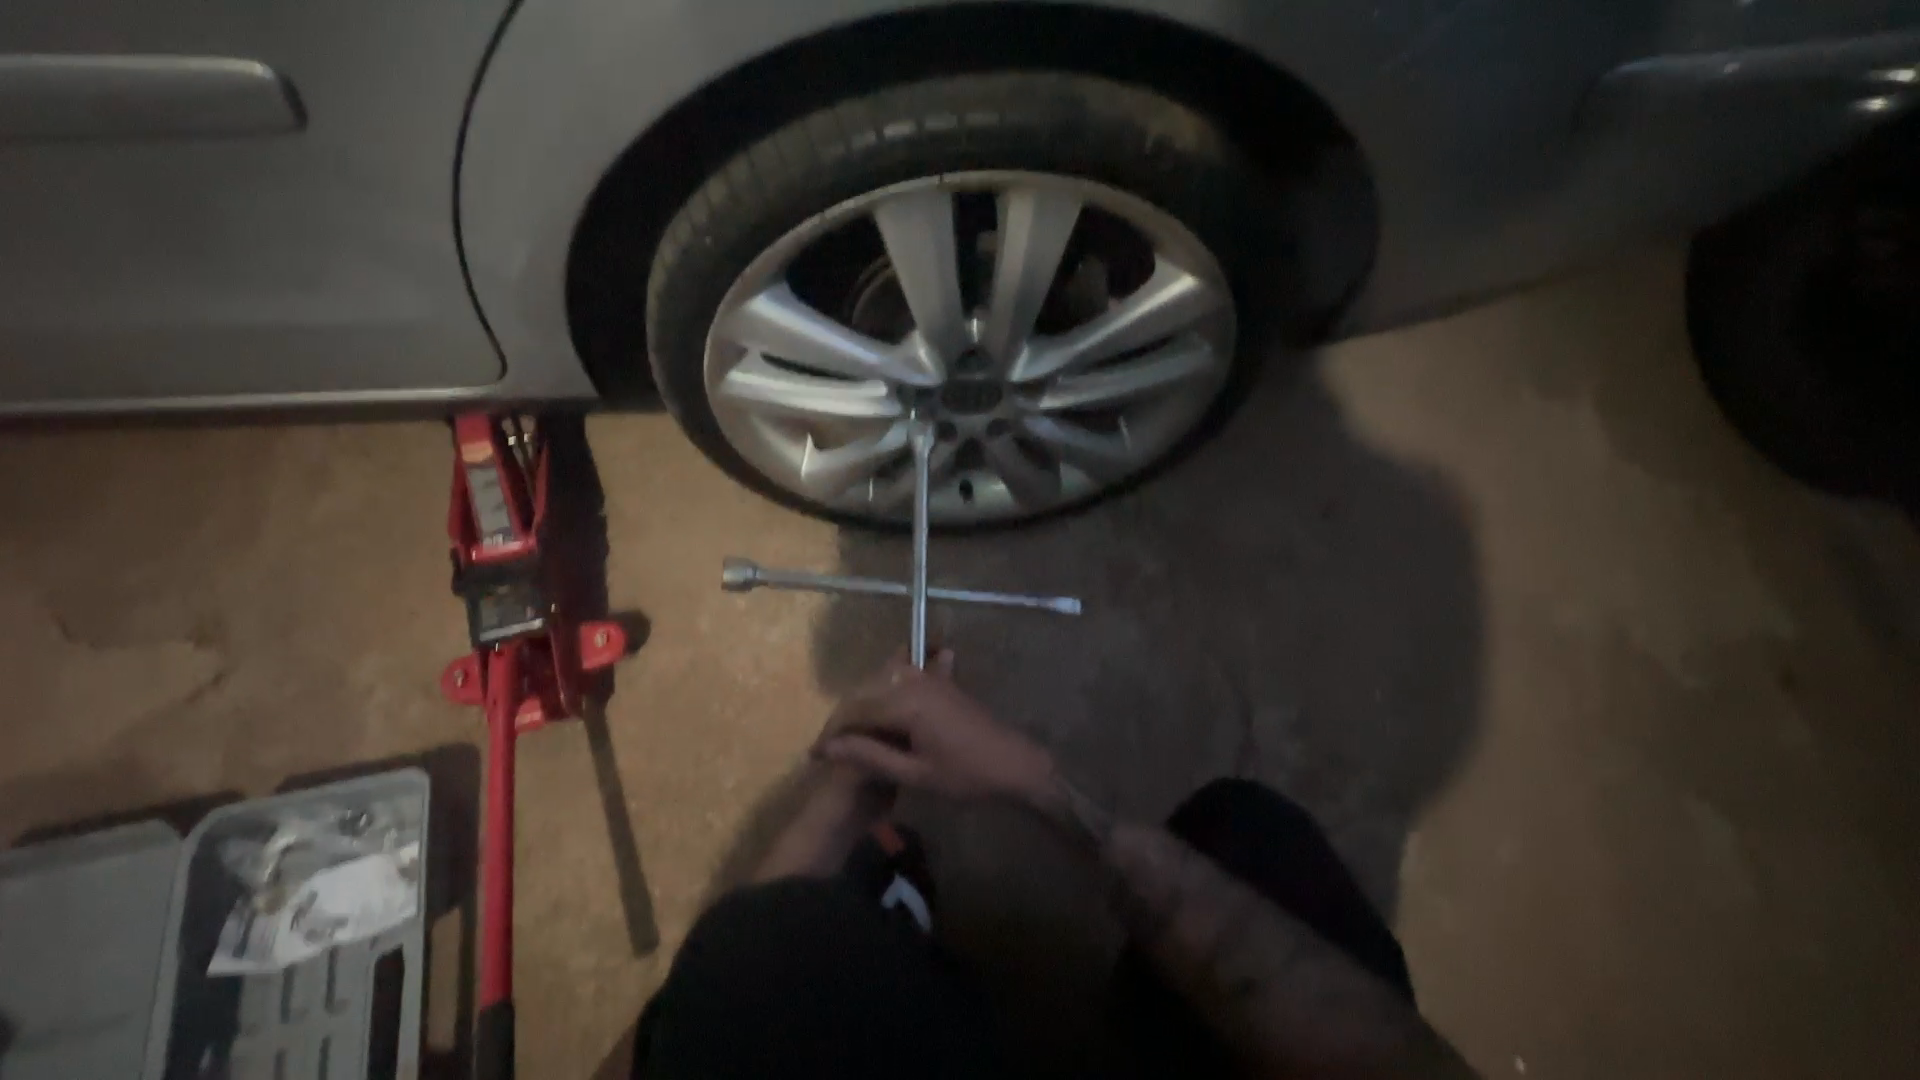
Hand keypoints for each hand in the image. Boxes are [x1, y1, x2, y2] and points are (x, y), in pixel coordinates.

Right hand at [815, 650, 1053, 802]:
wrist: (1017, 765)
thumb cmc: (967, 775)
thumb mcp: (915, 774)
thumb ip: (870, 757)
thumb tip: (828, 748)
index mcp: (906, 702)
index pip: (854, 711)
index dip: (831, 734)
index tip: (813, 757)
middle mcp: (913, 682)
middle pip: (864, 695)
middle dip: (844, 722)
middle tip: (828, 752)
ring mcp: (929, 680)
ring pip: (881, 688)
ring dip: (864, 711)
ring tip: (851, 742)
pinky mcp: (940, 685)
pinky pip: (901, 686)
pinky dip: (885, 703)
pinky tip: (881, 724)